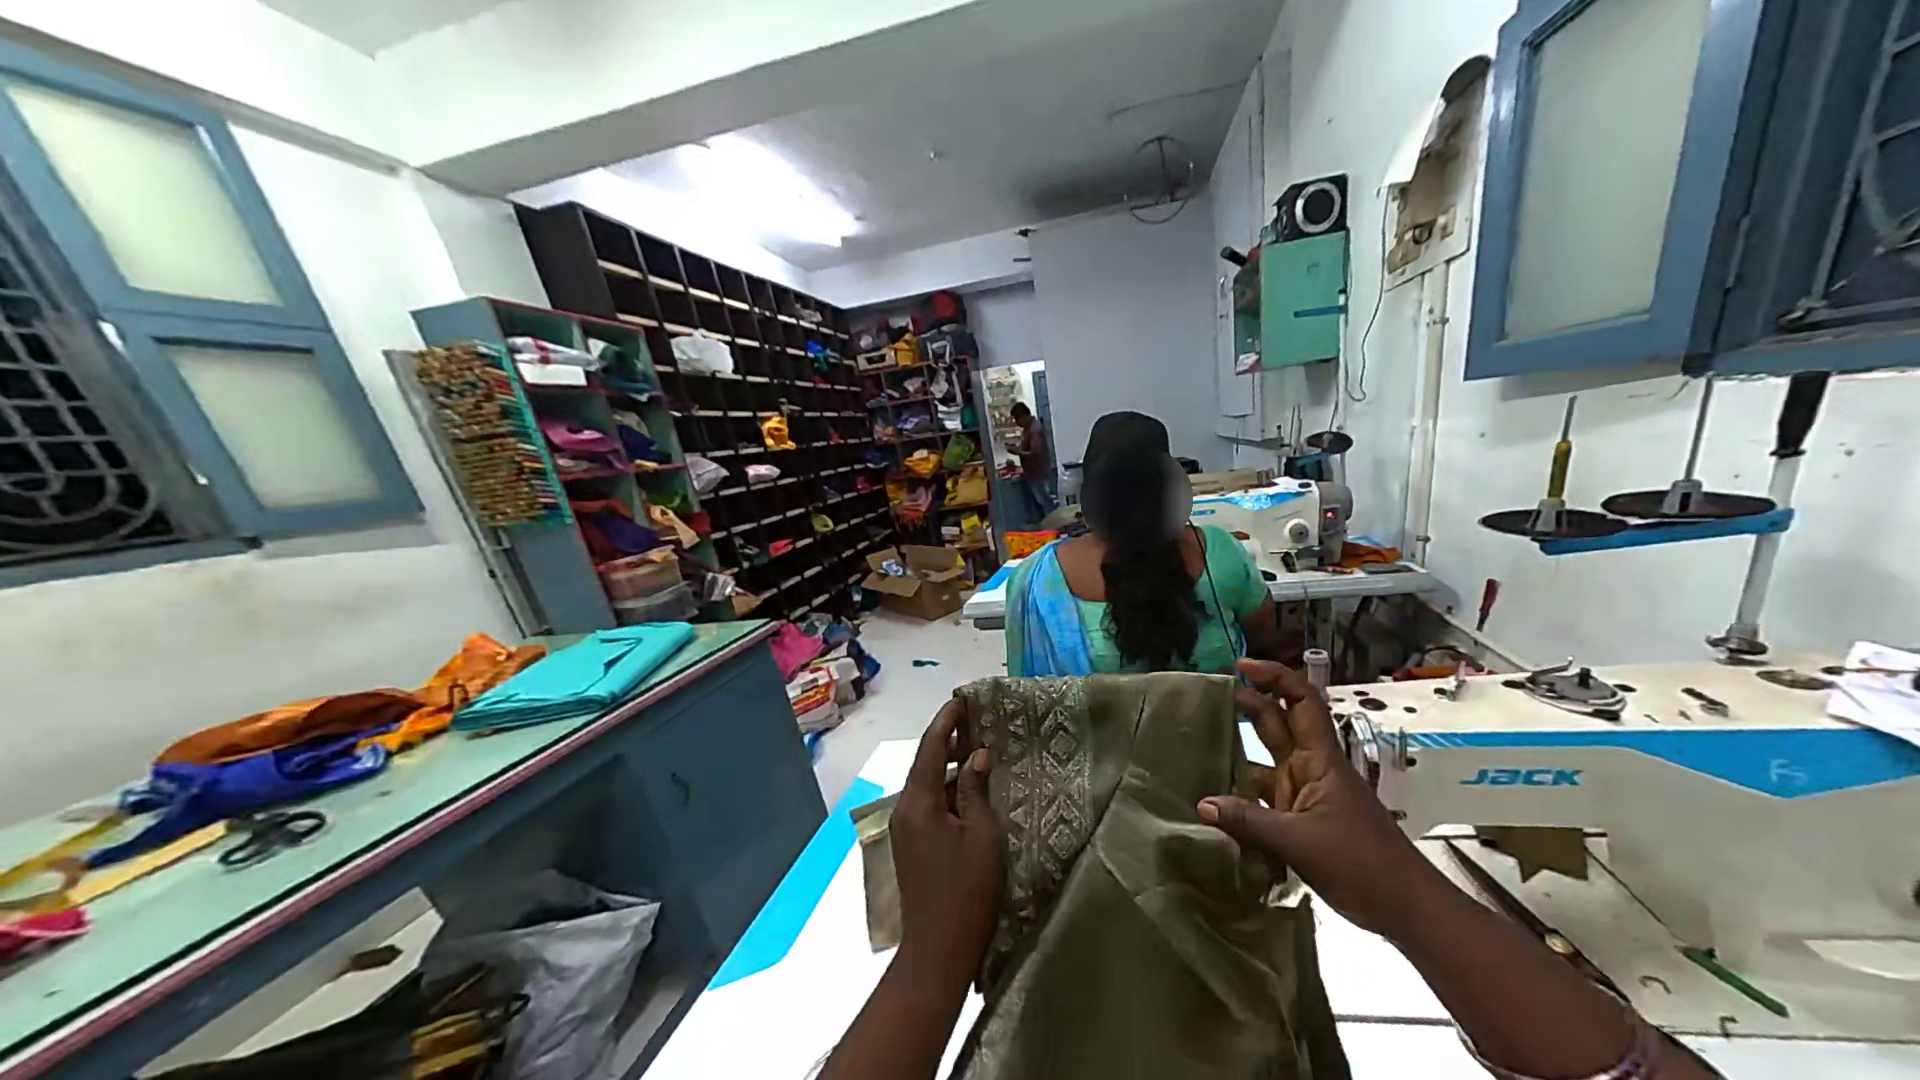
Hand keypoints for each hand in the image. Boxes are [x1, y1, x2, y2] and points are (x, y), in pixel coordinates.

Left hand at [892, 697, 1002, 985]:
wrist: (938, 950)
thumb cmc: (966, 890)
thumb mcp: (981, 835)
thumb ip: (976, 790)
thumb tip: (977, 755)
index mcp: (919, 802)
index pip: (932, 748)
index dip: (947, 722)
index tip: (962, 700)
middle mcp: (905, 809)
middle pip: (927, 764)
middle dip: (949, 741)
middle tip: (978, 722)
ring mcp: (906, 828)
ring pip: (929, 785)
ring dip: (951, 767)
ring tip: (980, 751)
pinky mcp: (912, 844)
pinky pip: (929, 804)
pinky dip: (948, 791)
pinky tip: (971, 791)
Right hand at [1200, 658, 1440, 939]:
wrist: (1407, 909)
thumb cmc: (1363, 865)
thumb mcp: (1299, 843)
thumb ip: (1248, 821)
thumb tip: (1201, 804)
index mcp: (1320, 760)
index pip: (1301, 701)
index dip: (1274, 677)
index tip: (1240, 667)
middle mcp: (1311, 768)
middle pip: (1279, 721)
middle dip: (1249, 702)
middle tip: (1209, 695)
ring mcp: (1305, 793)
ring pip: (1267, 756)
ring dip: (1240, 745)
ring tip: (1200, 737)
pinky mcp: (1299, 818)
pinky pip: (1263, 791)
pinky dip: (1240, 787)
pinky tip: (1213, 789)